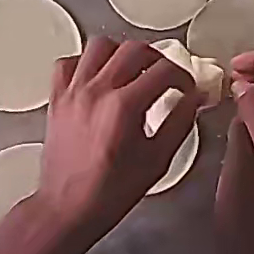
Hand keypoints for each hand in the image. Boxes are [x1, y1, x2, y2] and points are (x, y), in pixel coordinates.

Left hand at [36, 38, 199, 243]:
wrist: (68, 207)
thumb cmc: (113, 190)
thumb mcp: (158, 159)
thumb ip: (180, 122)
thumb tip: (195, 98)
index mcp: (124, 106)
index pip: (164, 71)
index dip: (184, 77)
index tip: (188, 89)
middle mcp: (97, 91)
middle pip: (134, 49)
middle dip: (158, 59)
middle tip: (167, 77)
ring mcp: (73, 91)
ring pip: (100, 45)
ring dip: (123, 53)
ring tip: (134, 71)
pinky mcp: (57, 98)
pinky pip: (69, 62)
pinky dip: (87, 62)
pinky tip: (100, 78)